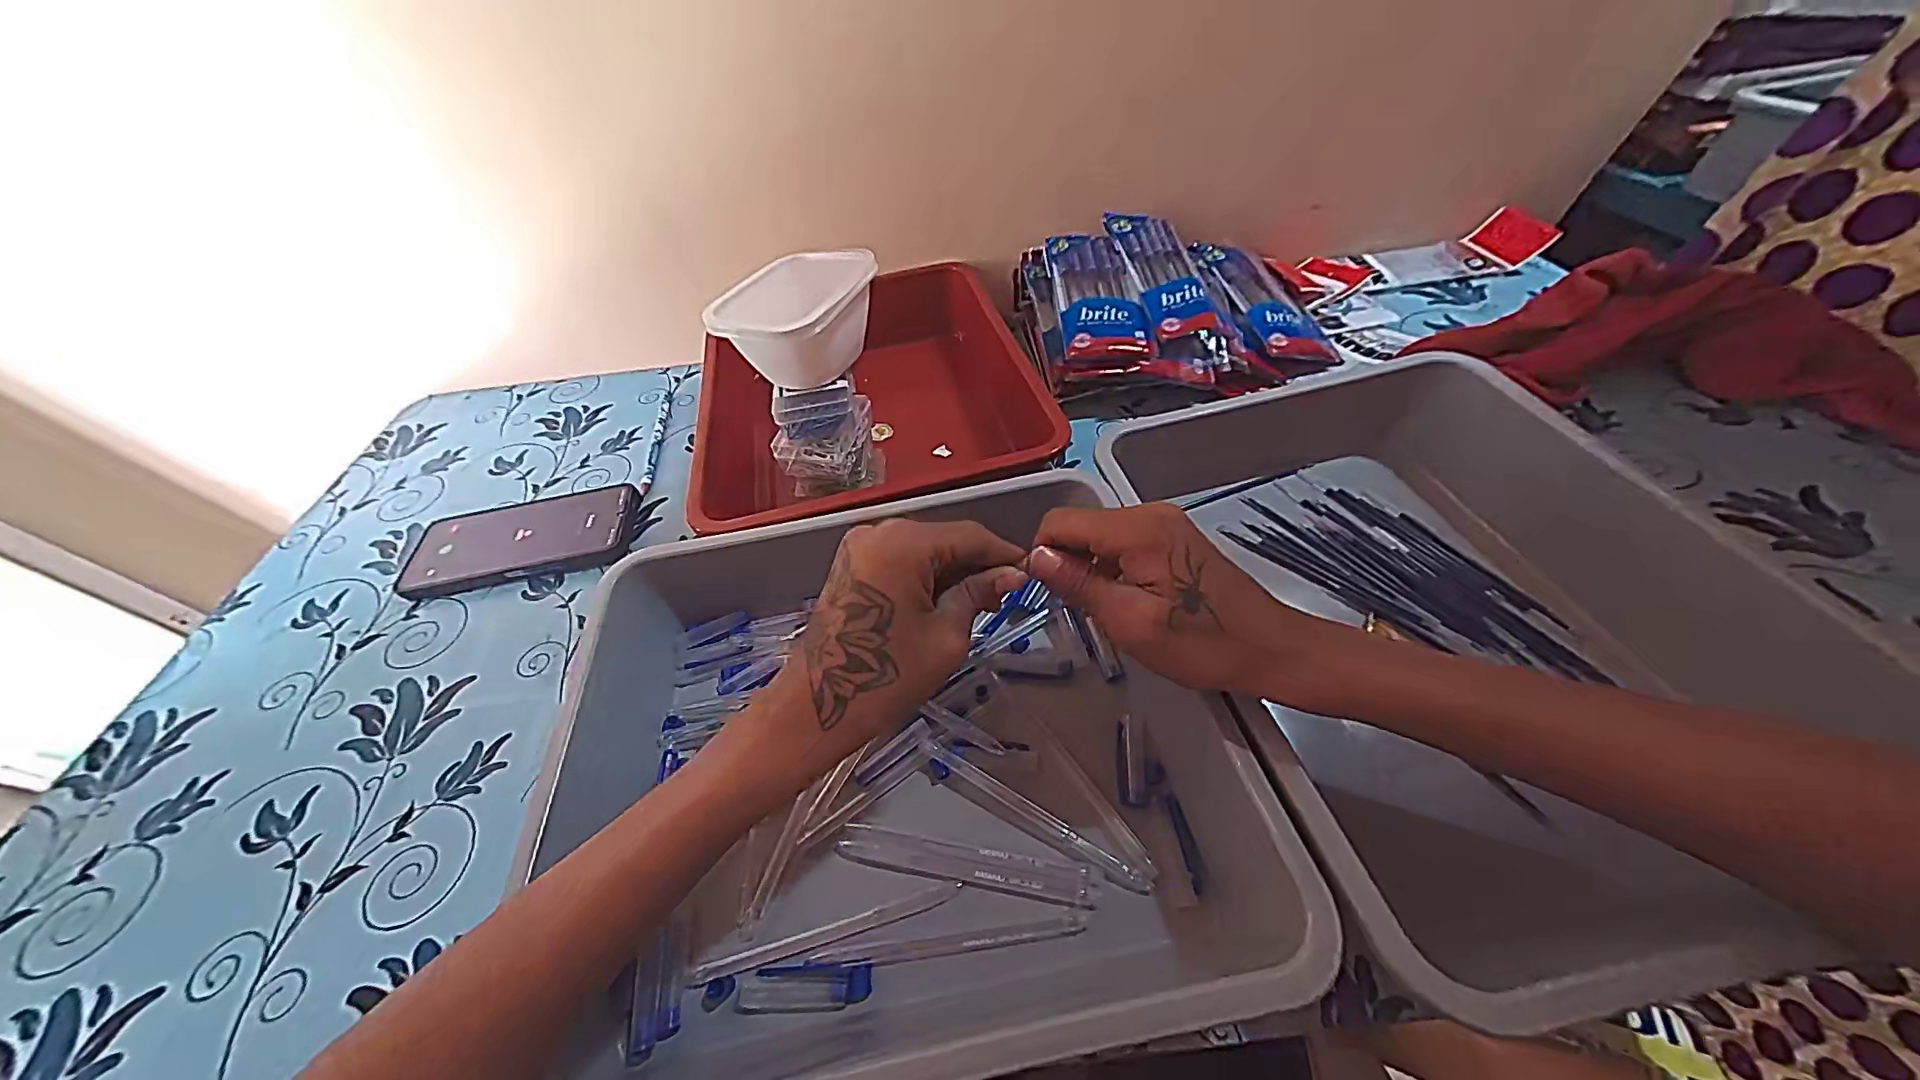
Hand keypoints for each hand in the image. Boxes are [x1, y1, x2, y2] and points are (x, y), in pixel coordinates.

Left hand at [732, 518, 1026, 791]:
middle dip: (976, 565)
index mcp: (904, 543)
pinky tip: (941, 603)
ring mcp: (859, 547)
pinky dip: (924, 576)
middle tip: (1001, 598)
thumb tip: (1010, 575)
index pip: (970, 535)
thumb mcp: (946, 637)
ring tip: (974, 606)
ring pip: (922, 549)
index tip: (1028, 573)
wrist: (815, 707)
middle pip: (945, 538)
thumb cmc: (884, 678)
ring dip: (951, 572)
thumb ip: (978, 594)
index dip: (1003, 554)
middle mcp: (879, 532)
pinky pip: (899, 559)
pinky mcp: (850, 565)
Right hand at [1027, 503, 1336, 696]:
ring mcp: (1165, 524)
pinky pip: (1122, 544)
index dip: (1043, 555)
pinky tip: (1129, 600)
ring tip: (1110, 609)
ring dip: (1091, 570)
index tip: (1051, 594)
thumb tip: (1036, 558)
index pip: (1060, 521)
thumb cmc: (1203, 643)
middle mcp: (1150, 514)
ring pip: (1099, 537)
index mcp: (1137, 529)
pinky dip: (1112, 569)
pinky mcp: (1173, 538)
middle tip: (1083, 609)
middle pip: (1080, 526)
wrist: (1270, 649)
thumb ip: (1079, 584)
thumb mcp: (1129, 621)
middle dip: (1068, 563)